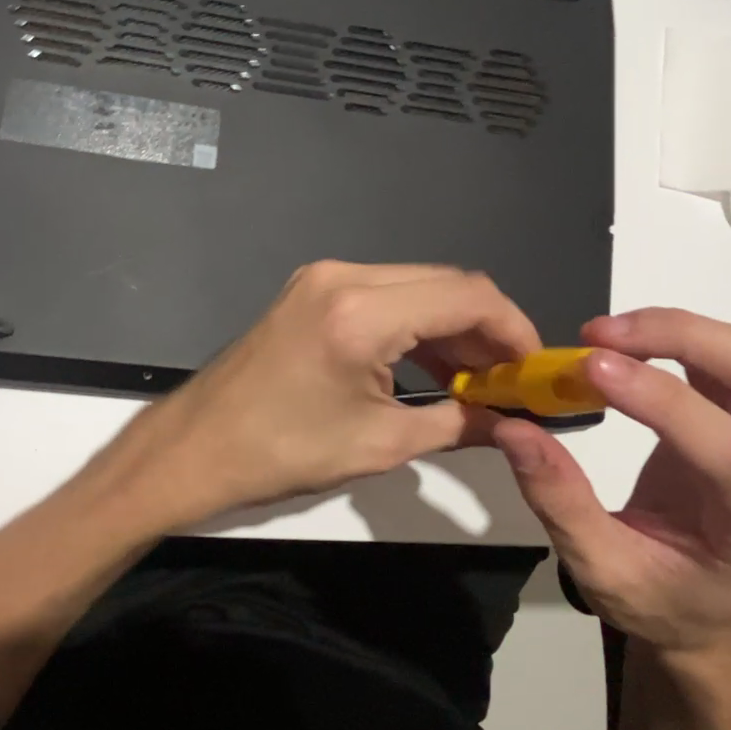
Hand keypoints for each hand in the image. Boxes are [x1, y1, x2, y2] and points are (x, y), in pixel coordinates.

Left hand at [127, 261, 540, 526]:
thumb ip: (457, 423)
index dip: (514, 330)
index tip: (535, 370)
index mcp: (361, 311)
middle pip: (445, 282)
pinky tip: (431, 364)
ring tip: (476, 380)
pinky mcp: (308, 291)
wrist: (195, 448)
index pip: (468, 295)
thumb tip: (509, 421)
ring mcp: (321, 278)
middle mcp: (343, 276)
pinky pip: (382, 294)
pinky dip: (414, 324)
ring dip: (450, 326)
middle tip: (509, 381)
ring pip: (415, 286)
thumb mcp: (380, 444)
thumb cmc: (282, 452)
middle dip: (486, 329)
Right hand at [495, 308, 730, 651]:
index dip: (664, 401)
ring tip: (608, 335)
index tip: (590, 366)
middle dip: (685, 339)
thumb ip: (559, 499)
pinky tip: (633, 344)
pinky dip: (686, 339)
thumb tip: (513, 429)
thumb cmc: (654, 600)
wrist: (699, 612)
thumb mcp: (597, 567)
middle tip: (598, 335)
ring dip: (686, 331)